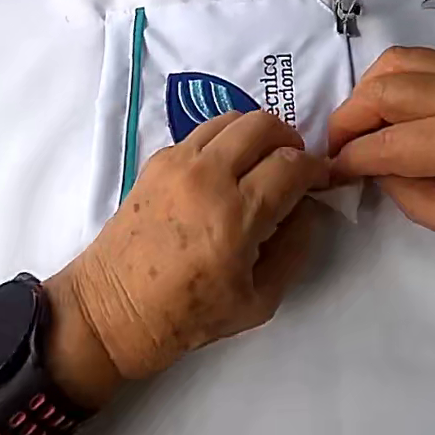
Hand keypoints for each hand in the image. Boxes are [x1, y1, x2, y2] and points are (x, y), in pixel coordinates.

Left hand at [54, 110, 328, 384]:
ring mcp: (176, 163)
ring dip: (254, 134)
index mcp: (236, 214)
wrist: (114, 307)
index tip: (320, 180)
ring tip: (259, 163)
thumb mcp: (260, 300)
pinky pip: (199, 134)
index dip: (316, 168)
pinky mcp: (154, 162)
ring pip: (228, 119)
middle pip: (261, 125)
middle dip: (289, 139)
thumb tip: (305, 206)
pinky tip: (222, 173)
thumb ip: (294, 247)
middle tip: (292, 165)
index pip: (291, 163)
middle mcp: (206, 176)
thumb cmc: (188, 314)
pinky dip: (221, 142)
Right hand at [327, 47, 434, 254]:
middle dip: (346, 123)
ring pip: (391, 65)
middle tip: (340, 150)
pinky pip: (415, 59)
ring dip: (364, 95)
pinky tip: (391, 109)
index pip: (382, 145)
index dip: (347, 161)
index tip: (330, 173)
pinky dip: (389, 81)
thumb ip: (413, 199)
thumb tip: (377, 169)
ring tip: (363, 126)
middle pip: (378, 94)